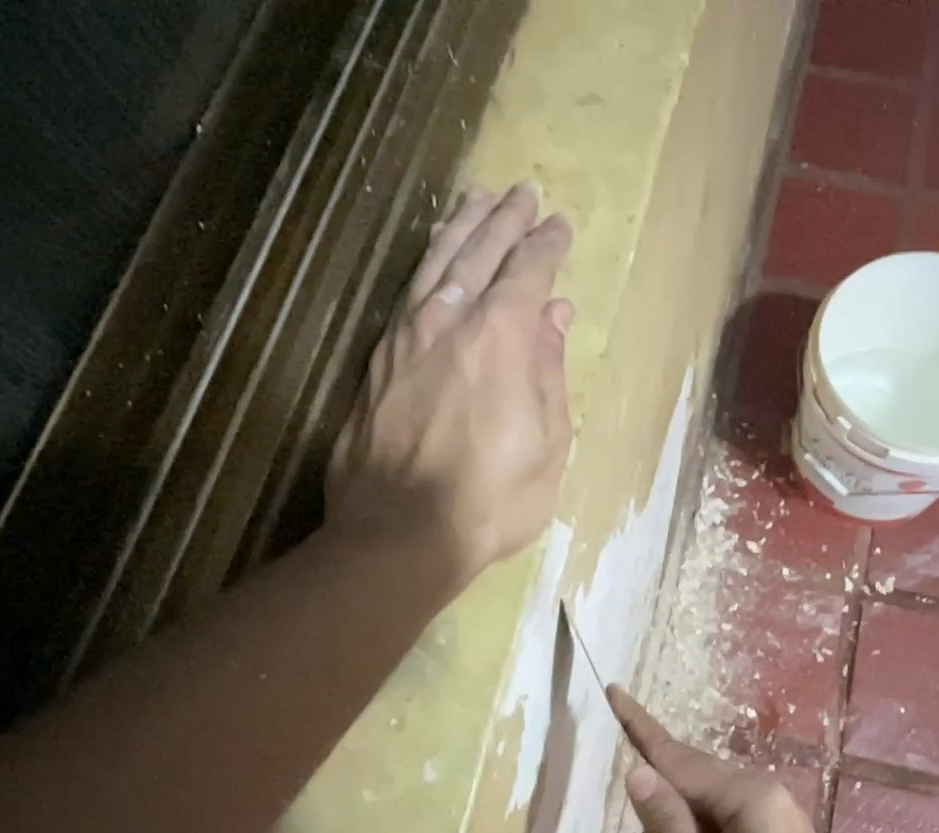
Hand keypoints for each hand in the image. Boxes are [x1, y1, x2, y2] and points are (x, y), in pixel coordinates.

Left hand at [326, 181, 574, 581]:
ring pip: (435, 263)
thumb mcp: (549, 444)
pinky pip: (408, 293)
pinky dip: (427, 266)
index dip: (547, 245)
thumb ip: (550, 372)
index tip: (560, 225)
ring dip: (460, 227)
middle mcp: (450, 321)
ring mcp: (405, 337)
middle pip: (479, 252)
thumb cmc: (492, 499)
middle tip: (523, 192)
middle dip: (506, 219)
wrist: (400, 533)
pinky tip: (434, 261)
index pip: (528, 272)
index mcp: (501, 338)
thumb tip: (555, 317)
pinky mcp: (377, 361)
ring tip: (476, 200)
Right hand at [608, 687, 921, 832]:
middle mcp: (774, 804)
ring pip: (712, 817)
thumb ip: (669, 829)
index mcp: (754, 803)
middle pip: (696, 789)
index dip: (640, 728)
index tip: (613, 690)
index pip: (680, 758)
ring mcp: (786, 832)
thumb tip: (639, 770)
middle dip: (656, 821)